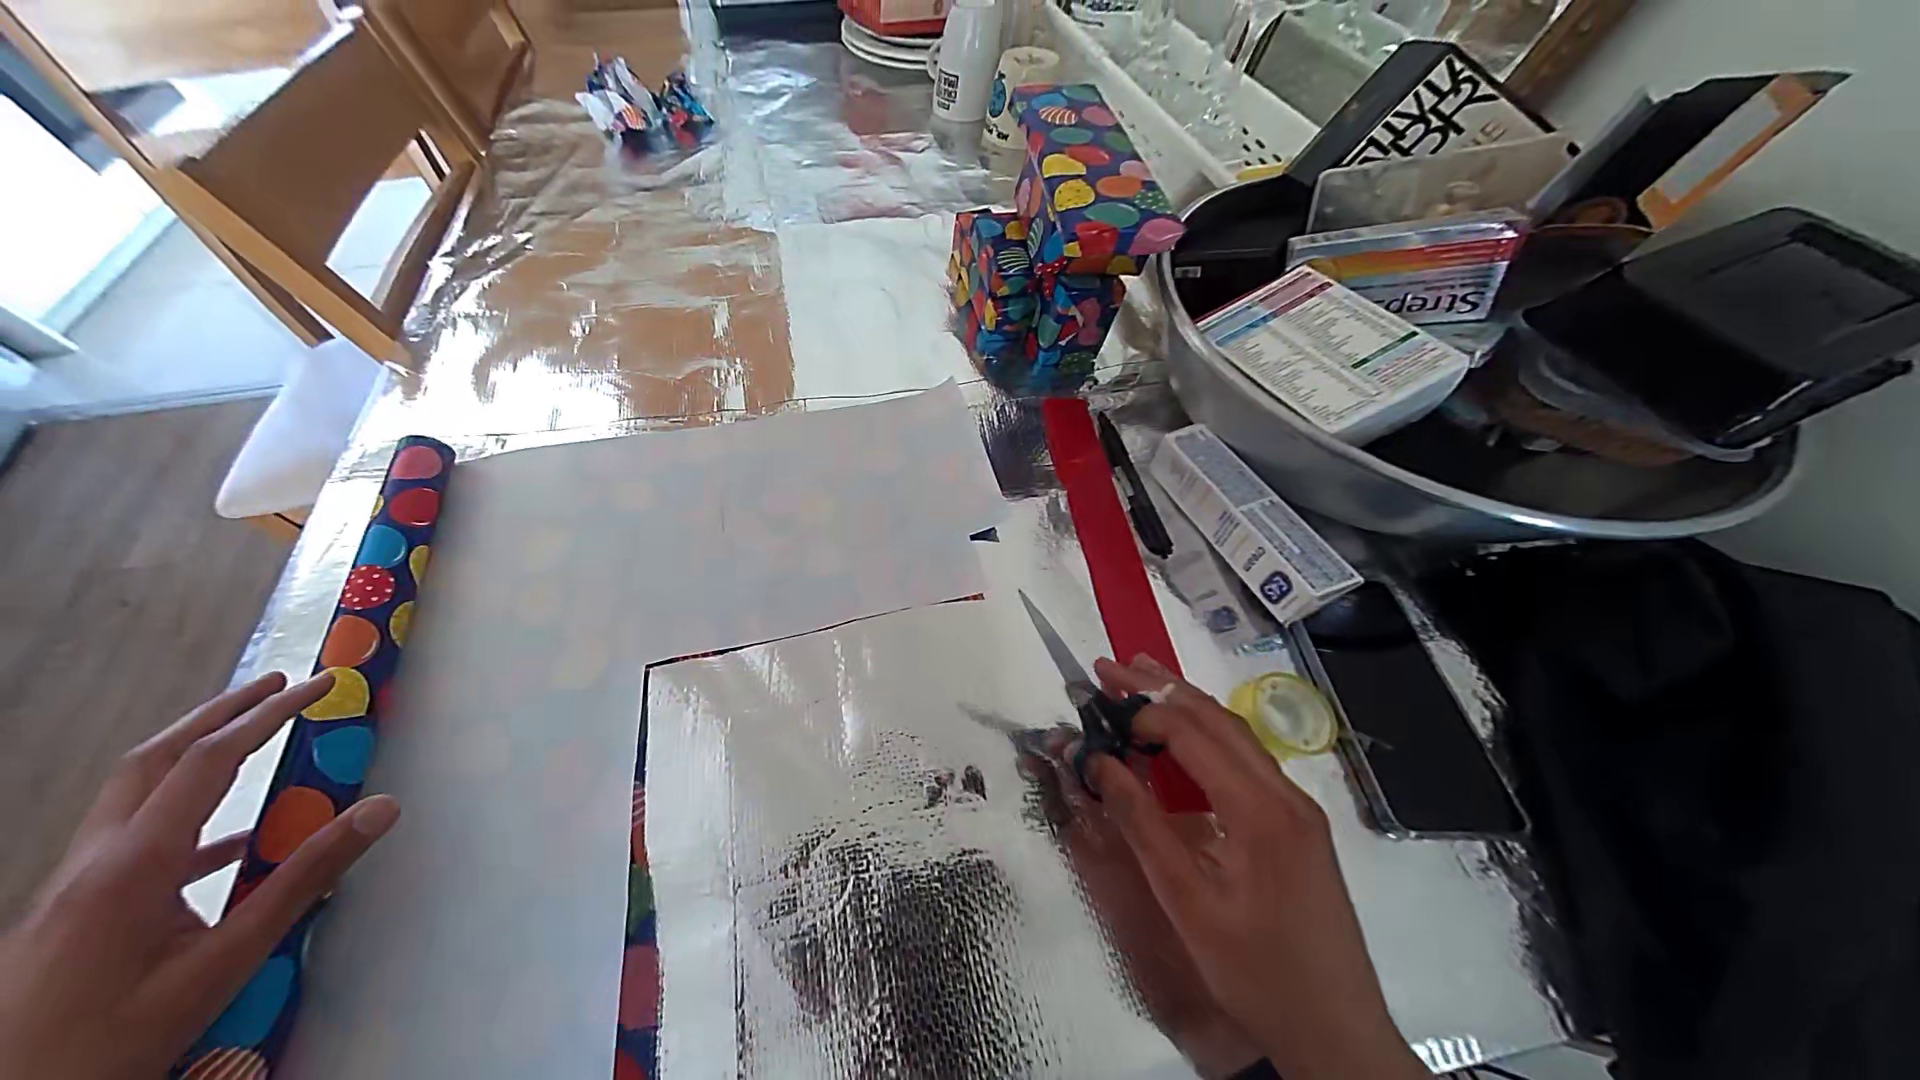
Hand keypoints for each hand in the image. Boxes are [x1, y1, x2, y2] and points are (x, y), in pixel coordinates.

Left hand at [0, 673, 400, 1079]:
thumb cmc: (112, 1038)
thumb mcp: (225, 961)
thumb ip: (305, 880)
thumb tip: (382, 808)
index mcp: (131, 864)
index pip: (207, 761)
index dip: (268, 714)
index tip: (318, 685)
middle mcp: (93, 860)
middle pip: (153, 760)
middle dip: (219, 712)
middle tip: (277, 684)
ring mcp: (75, 885)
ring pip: (136, 792)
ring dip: (199, 752)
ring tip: (256, 735)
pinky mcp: (73, 909)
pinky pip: (136, 838)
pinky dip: (193, 814)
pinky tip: (235, 842)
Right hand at [1085, 655, 1427, 1079]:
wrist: (1338, 1034)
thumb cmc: (1257, 973)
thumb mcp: (1187, 902)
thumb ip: (1142, 824)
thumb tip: (1098, 764)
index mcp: (1261, 810)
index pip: (1194, 735)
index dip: (1144, 714)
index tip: (1099, 709)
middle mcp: (1285, 793)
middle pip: (1217, 719)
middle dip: (1161, 687)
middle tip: (1110, 664)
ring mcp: (1297, 806)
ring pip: (1235, 734)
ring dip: (1186, 702)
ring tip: (1141, 675)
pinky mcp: (1297, 822)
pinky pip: (1246, 760)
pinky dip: (1206, 733)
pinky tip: (1182, 732)